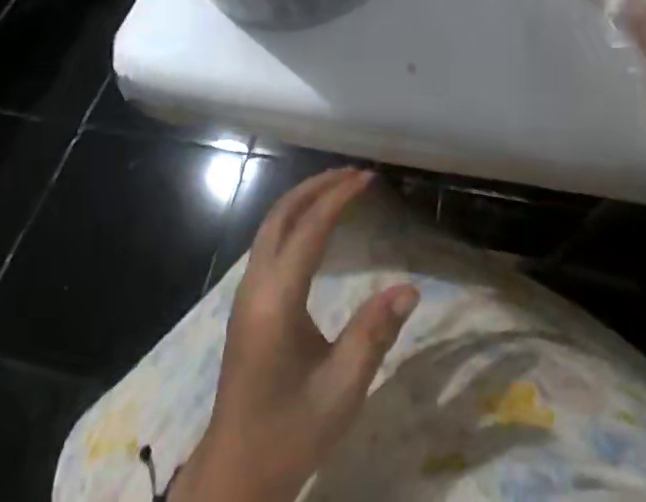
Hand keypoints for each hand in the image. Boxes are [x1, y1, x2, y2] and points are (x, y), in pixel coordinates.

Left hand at [174, 169, 418, 501]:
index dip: (338, 198)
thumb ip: (373, 334)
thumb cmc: (290, 431)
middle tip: (355, 174)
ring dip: (302, 201)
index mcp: (276, 302)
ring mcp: (245, 297)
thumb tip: (410, 288)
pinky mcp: (247, 307)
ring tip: (340, 189)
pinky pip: (268, 245)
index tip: (367, 177)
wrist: (236, 473)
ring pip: (269, 228)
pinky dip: (293, 221)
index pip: (308, 231)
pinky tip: (316, 228)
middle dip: (316, 187)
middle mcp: (254, 288)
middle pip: (279, 217)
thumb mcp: (342, 389)